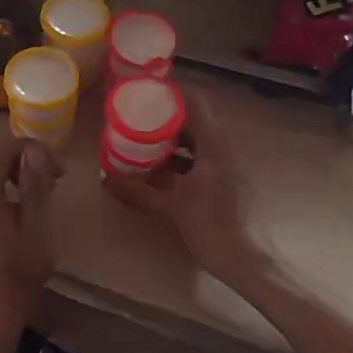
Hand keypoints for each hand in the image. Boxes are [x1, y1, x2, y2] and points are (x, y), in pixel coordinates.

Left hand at [0, 136, 61, 308]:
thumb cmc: (25, 263)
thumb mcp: (36, 223)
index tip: (56, 164)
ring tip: (48, 186)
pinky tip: (31, 197)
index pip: (3, 150)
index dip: (31, 148)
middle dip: (29, 159)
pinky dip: (13, 182)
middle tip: (57, 175)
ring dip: (23, 171)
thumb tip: (36, 150)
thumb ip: (34, 185)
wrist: (5, 295)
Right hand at [102, 90, 267, 279]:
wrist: (247, 261)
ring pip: (197, 139)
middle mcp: (223, 149)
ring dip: (172, 137)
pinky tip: (158, 167)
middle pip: (195, 119)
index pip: (196, 103)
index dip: (172, 93)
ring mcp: (226, 165)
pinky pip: (199, 156)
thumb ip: (138, 191)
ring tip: (141, 139)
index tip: (146, 91)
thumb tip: (105, 180)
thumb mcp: (170, 207)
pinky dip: (179, 156)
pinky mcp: (225, 180)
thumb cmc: (211, 227)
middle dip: (165, 116)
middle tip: (136, 116)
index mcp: (214, 146)